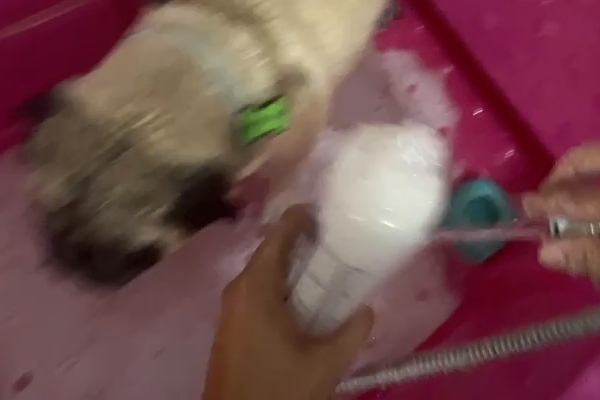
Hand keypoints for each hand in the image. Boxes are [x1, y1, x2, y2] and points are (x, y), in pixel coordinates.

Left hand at [203, 206, 374, 399]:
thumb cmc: (277, 391)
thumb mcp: (324, 366)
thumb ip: (351, 332)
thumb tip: (368, 307)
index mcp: (256, 284)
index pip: (281, 230)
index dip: (306, 217)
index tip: (334, 216)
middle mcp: (238, 287)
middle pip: (274, 249)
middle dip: (306, 243)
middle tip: (339, 244)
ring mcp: (231, 307)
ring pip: (266, 271)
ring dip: (295, 267)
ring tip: (329, 271)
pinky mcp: (231, 326)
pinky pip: (259, 290)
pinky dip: (282, 286)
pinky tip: (305, 303)